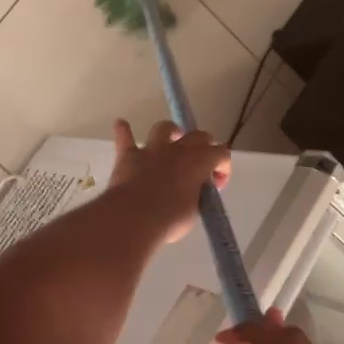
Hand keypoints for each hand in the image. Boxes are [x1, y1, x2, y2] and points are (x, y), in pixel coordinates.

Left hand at [106, 119, 231, 242]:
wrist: (134, 216)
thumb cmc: (170, 219)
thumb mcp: (194, 210)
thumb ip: (195, 194)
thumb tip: (190, 193)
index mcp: (199, 162)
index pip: (221, 154)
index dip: (223, 167)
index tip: (217, 184)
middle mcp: (177, 150)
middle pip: (198, 136)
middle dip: (203, 146)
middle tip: (199, 164)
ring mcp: (151, 150)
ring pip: (164, 128)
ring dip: (170, 131)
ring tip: (171, 140)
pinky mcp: (128, 155)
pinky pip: (125, 137)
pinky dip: (123, 131)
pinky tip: (121, 125)